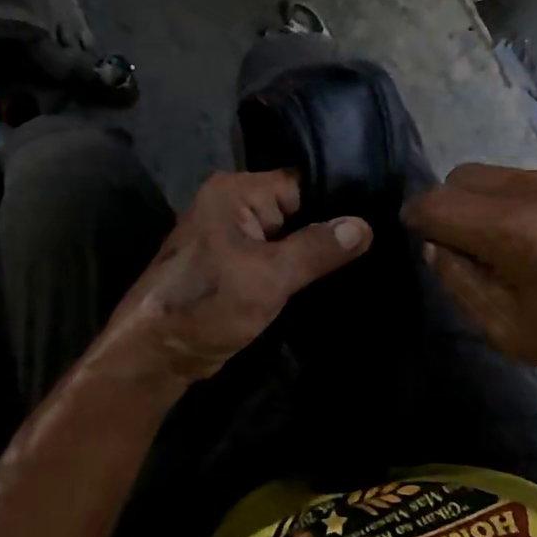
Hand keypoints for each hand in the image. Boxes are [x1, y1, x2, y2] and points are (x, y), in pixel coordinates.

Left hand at [92, 170, 371, 386]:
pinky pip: (277, 256)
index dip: (338, 199)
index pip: (301, 182)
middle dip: (331, 226)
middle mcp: (233, 205)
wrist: (157, 354)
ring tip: (366, 259)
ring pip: (289, 235)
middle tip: (379, 241)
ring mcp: (233, 236)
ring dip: (316, 251)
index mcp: (236, 192)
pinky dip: (299, 267)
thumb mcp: (269, 276)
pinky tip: (334, 277)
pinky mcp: (236, 265)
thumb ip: (318, 248)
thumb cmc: (207, 306)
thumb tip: (365, 225)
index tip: (379, 215)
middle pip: (297, 207)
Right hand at [403, 157, 536, 387]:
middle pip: (464, 175)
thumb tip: (438, 248)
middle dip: (455, 207)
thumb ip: (464, 285)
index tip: (422, 235)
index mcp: (517, 232)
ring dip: (500, 204)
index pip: (436, 203)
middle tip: (475, 247)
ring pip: (506, 175)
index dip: (419, 219)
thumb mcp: (518, 335)